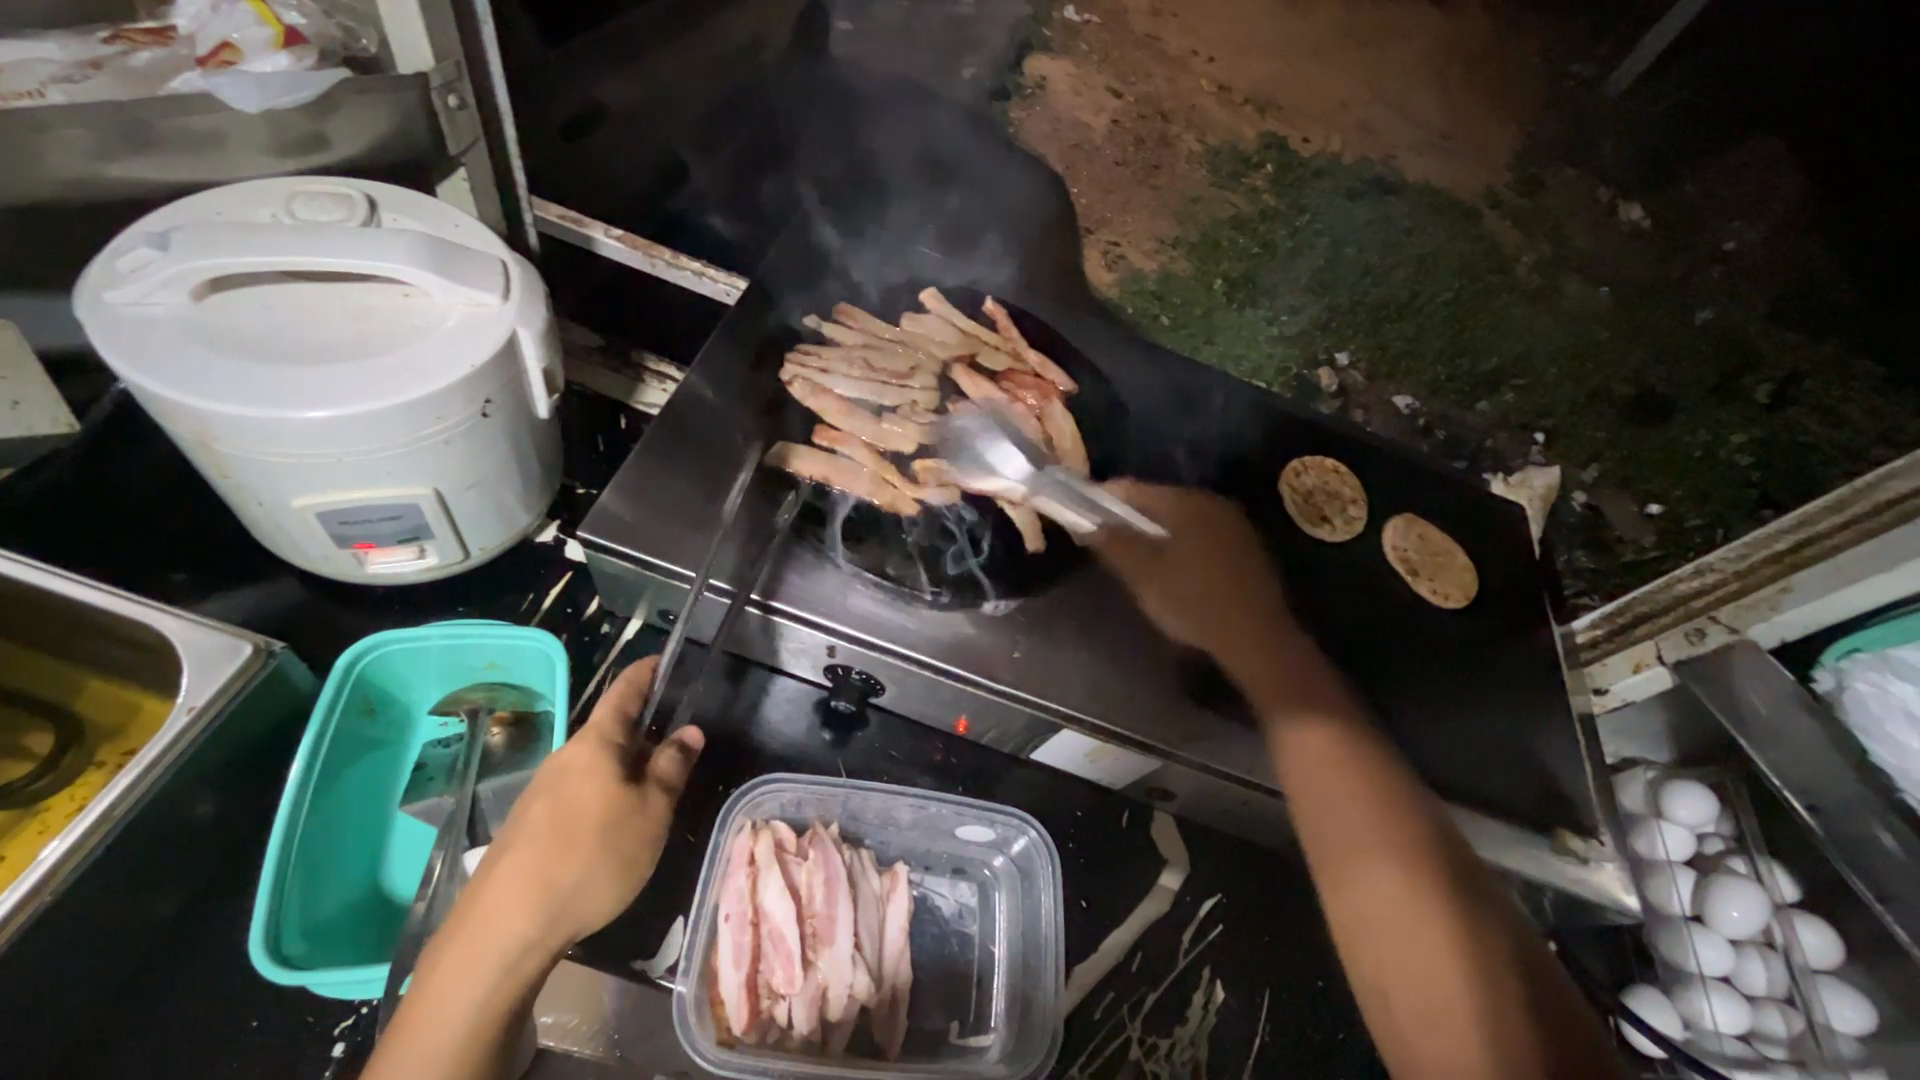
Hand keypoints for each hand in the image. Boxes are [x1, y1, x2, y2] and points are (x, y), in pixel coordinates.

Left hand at [466, 656, 704, 951]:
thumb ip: (671, 768)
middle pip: (609, 731)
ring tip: (655, 788)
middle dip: (643, 731)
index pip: (624, 692)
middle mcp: (565, 758)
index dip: (646, 673)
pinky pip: (578, 793)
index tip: (666, 659)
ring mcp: (542, 792)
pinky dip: (605, 793)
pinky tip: (616, 825)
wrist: (508, 924)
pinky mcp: (530, 825)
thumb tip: (689, 730)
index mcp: (595, 744)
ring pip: (594, 765)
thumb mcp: (651, 814)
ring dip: (625, 767)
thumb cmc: (593, 857)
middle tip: (679, 742)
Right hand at [1092, 480, 1298, 676]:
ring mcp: (1233, 525)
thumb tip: (1088, 524)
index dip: (1102, 499)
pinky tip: (1170, 570)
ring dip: (1154, 532)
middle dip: (1128, 517)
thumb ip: (1112, 544)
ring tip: (1132, 557)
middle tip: (1103, 540)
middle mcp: (1212, 503)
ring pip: (1180, 519)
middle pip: (1158, 501)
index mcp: (1187, 502)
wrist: (1257, 639)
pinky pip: (1200, 535)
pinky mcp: (1244, 548)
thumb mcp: (1143, 575)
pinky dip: (1178, 544)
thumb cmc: (1193, 601)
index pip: (1132, 488)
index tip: (1079, 514)